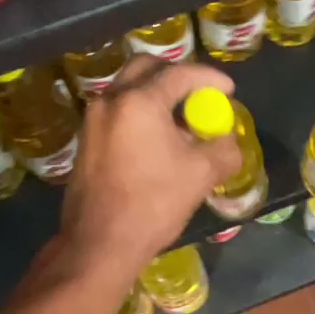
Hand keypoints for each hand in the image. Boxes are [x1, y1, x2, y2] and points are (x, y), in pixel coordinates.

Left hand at [59, 56, 242, 278]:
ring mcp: (92, 120)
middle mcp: (111, 101)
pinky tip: (157, 142)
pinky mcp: (86, 141)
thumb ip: (223, 149)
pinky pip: (118, 112)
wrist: (99, 244)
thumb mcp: (200, 175)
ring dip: (156, 96)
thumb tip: (228, 141)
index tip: (228, 90)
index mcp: (139, 102)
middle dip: (176, 76)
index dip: (209, 78)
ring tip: (181, 122)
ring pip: (128, 90)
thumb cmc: (152, 204)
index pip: (180, 74)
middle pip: (146, 69)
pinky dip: (140, 114)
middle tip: (198, 95)